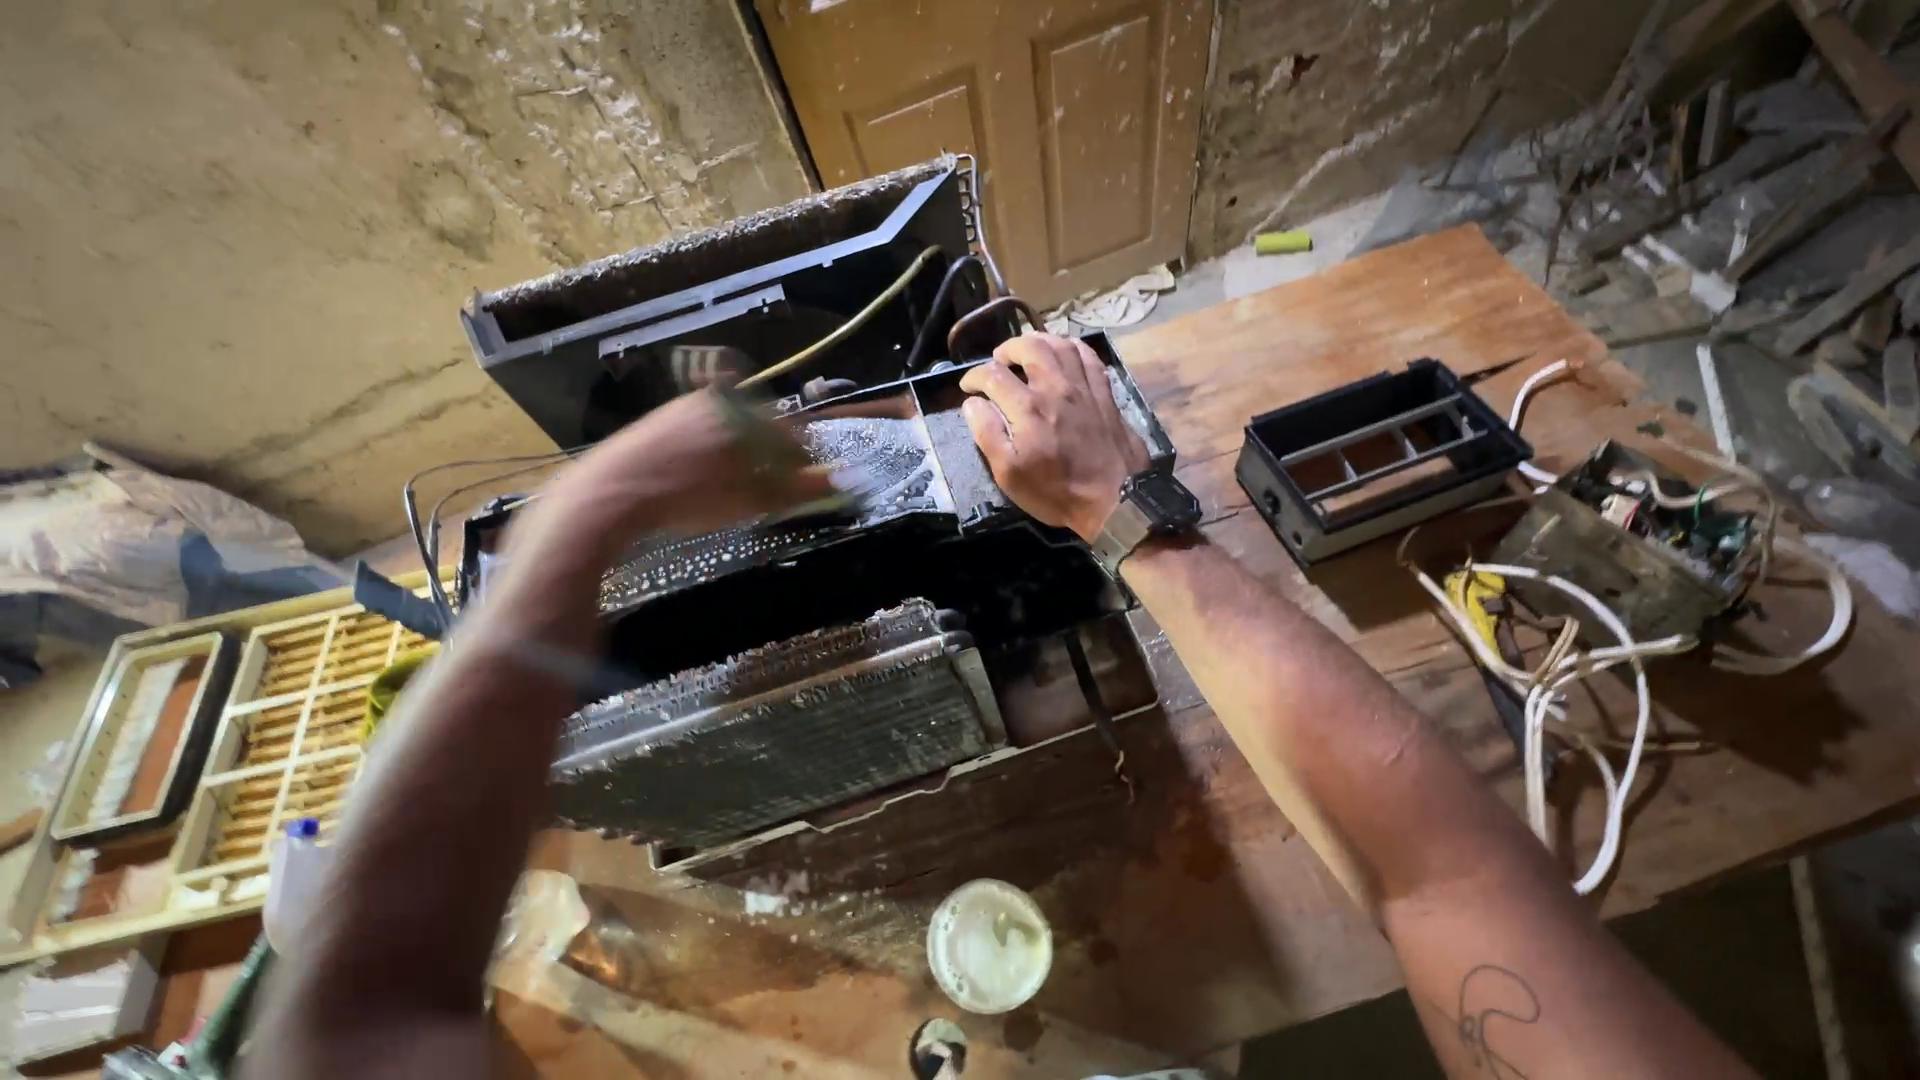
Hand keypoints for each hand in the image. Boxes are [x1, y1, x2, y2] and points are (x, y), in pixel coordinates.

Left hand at [513, 390, 834, 561]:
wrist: (608, 495)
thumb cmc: (688, 496)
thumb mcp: (752, 498)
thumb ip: (803, 487)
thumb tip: (850, 479)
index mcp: (745, 410)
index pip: (795, 432)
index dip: (805, 463)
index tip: (804, 486)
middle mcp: (718, 398)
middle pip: (765, 428)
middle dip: (774, 460)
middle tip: (770, 493)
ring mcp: (686, 406)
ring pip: (733, 430)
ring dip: (744, 458)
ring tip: (736, 491)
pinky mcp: (661, 420)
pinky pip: (705, 434)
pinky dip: (715, 455)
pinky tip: (702, 482)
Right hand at [960, 333, 1149, 542]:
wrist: (1113, 499)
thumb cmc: (1056, 491)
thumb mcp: (1009, 473)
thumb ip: (988, 434)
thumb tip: (973, 404)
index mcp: (1027, 407)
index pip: (993, 375)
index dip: (974, 376)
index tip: (968, 387)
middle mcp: (1055, 388)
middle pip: (1029, 347)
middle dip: (1007, 348)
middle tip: (998, 360)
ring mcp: (1083, 387)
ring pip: (1060, 345)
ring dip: (1039, 341)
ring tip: (1028, 350)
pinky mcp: (1104, 393)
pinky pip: (1089, 357)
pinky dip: (1072, 348)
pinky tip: (1065, 352)